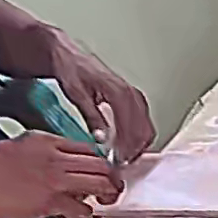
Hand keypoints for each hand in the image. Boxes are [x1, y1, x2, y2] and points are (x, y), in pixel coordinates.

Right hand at [0, 132, 120, 217]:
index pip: (88, 148)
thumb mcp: (16, 149)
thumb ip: (45, 156)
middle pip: (101, 164)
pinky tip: (81, 214)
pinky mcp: (51, 200)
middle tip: (110, 188)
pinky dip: (87, 213)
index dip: (99, 162)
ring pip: (101, 182)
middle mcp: (52, 157)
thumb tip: (67, 168)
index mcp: (43, 141)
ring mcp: (54, 178)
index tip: (101, 172)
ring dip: (108, 194)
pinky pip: (83, 207)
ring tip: (103, 200)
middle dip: (112, 178)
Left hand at [48, 34, 154, 161]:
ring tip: (126, 155)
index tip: (119, 160)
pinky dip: (140, 136)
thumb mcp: (77, 95)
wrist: (69, 55)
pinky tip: (130, 143)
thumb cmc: (71, 70)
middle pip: (143, 130)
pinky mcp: (137, 100)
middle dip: (134, 149)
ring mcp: (137, 97)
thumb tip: (102, 139)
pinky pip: (145, 123)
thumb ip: (92, 117)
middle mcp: (132, 95)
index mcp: (119, 92)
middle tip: (123, 162)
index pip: (131, 127)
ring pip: (147, 128)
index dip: (126, 146)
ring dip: (139, 144)